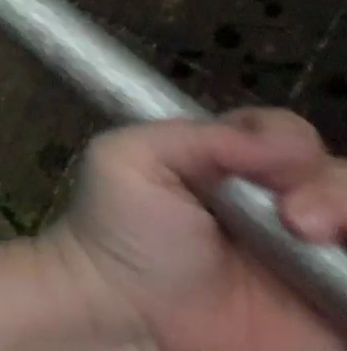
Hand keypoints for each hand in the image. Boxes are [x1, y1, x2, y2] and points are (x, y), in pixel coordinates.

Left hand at [48, 109, 346, 350]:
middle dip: (336, 190)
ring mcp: (322, 258)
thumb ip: (194, 135)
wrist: (130, 310)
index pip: (295, 138)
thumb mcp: (128, 159)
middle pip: (346, 177)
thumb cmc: (120, 229)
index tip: (273, 167)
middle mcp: (288, 205)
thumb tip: (284, 139)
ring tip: (316, 240)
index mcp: (236, 166)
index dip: (292, 143)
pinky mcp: (343, 308)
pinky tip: (343, 274)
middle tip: (300, 222)